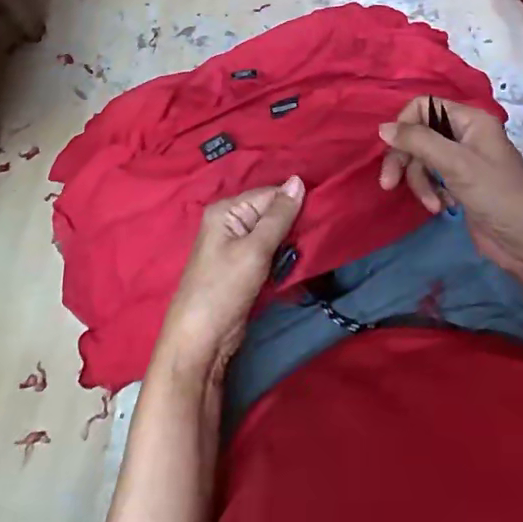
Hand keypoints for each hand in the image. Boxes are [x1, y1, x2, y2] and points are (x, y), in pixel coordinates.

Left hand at [154, 178, 304, 380]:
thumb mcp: (255, 249)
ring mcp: (236, 246)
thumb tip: (298, 180)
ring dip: (292, 244)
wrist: (201, 341)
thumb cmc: (224, 289)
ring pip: (275, 235)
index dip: (294, 204)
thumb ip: (279, 216)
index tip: (321, 214)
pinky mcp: (244, 268)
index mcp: (226, 210)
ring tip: (313, 248)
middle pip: (272, 213)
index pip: (270, 194)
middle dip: (294, 224)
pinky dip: (284, 258)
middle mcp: (230, 223)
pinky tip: (299, 262)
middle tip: (321, 232)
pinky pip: (270, 253)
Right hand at [378, 97, 522, 281]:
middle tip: (389, 183)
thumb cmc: (499, 196)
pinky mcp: (461, 185)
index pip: (425, 106)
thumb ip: (419, 142)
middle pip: (419, 134)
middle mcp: (466, 135)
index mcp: (471, 120)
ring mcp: (463, 161)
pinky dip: (431, 192)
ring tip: (432, 205)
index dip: (405, 125)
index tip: (394, 150)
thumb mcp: (457, 164)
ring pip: (422, 160)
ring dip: (420, 182)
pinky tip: (442, 208)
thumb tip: (383, 128)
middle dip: (405, 159)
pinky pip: (432, 179)